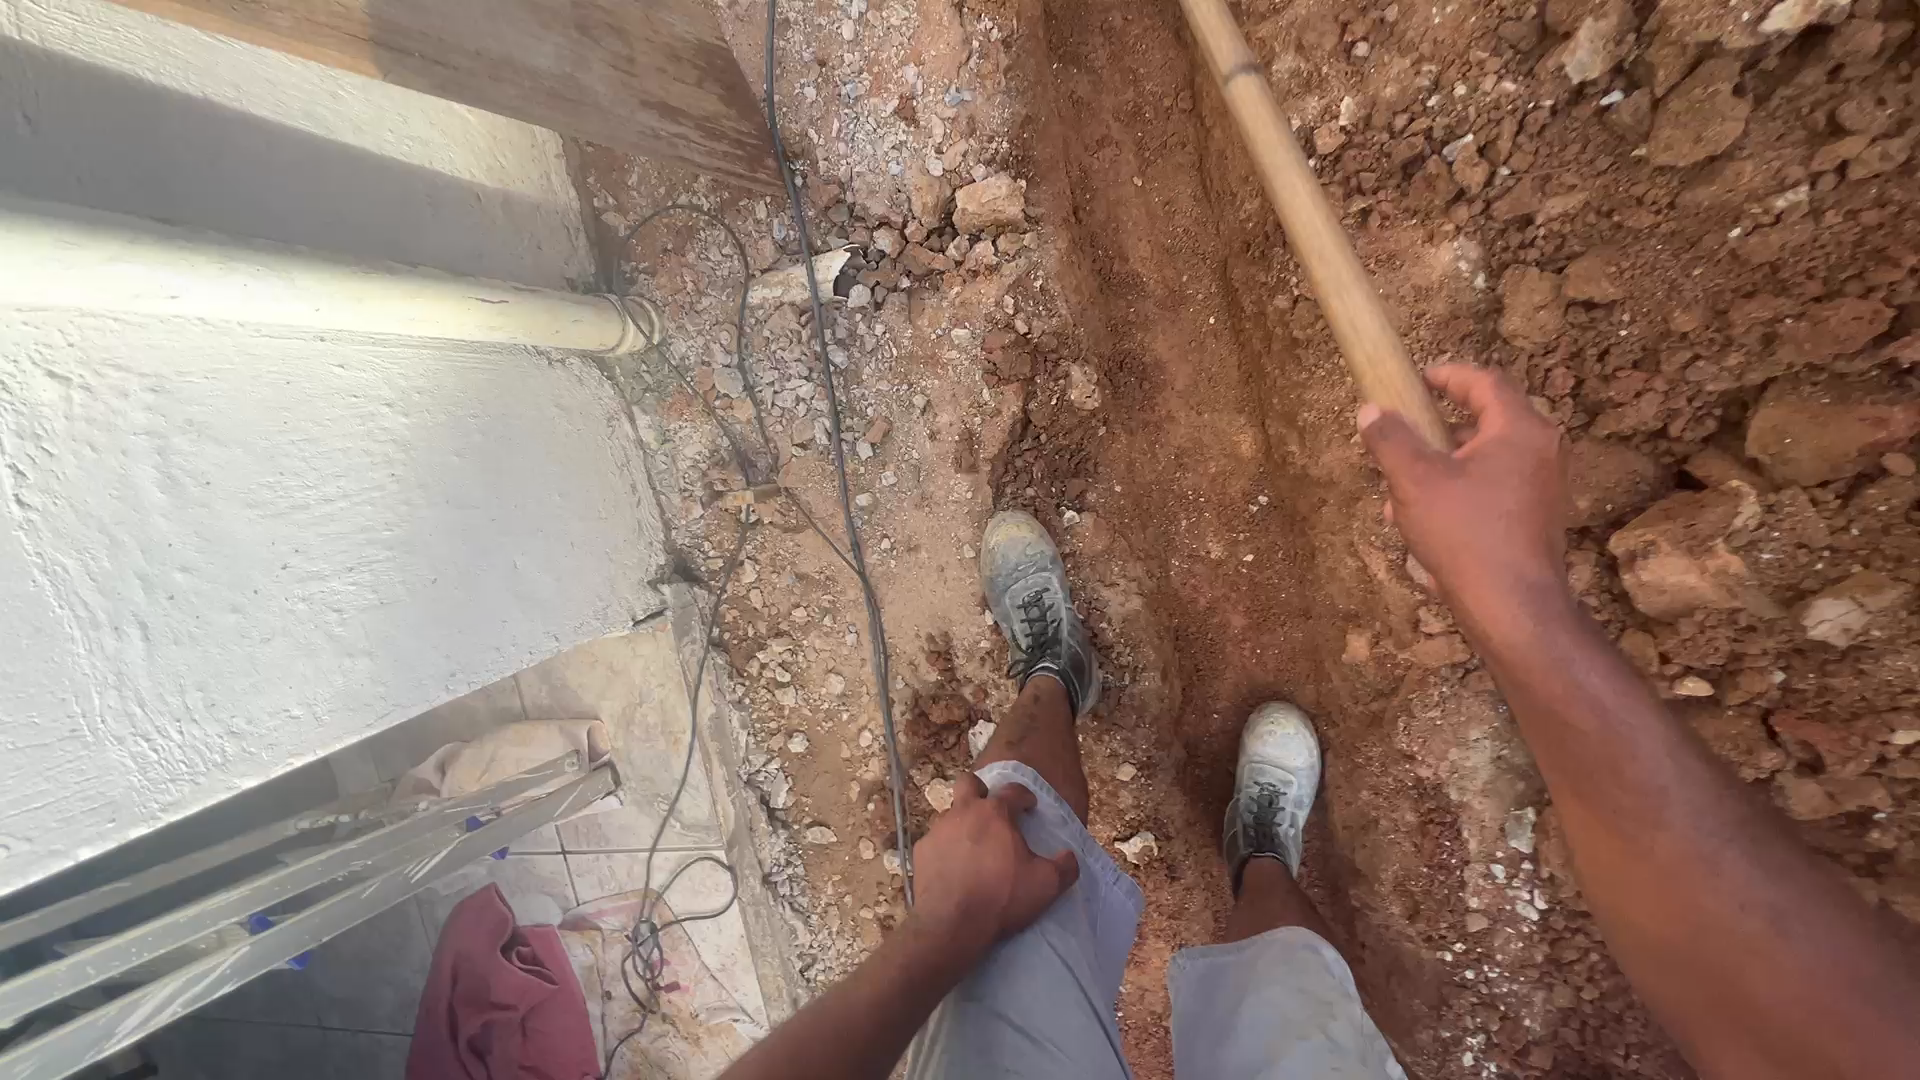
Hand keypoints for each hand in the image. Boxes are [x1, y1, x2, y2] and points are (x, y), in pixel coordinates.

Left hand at [907, 776, 1078, 962]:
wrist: (952, 924)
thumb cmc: (1001, 897)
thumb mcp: (1046, 885)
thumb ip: (1064, 867)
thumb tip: (1069, 857)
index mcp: (995, 812)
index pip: (1013, 790)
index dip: (1024, 796)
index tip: (1030, 806)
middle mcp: (964, 811)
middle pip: (969, 782)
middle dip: (981, 790)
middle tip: (991, 811)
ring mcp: (939, 829)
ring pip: (950, 813)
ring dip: (962, 822)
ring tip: (973, 847)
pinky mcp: (922, 850)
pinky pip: (935, 841)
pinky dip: (945, 848)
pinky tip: (952, 868)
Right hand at [1358, 364, 1571, 629]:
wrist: (1511, 603)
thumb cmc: (1464, 532)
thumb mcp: (1413, 480)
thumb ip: (1390, 440)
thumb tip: (1370, 409)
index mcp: (1519, 431)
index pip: (1485, 382)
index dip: (1447, 375)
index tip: (1416, 379)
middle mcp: (1542, 450)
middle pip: (1483, 421)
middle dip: (1434, 431)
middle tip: (1400, 439)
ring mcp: (1543, 485)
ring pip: (1482, 458)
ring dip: (1438, 466)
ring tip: (1400, 493)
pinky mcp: (1534, 515)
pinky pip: (1490, 486)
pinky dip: (1456, 490)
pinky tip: (1422, 521)